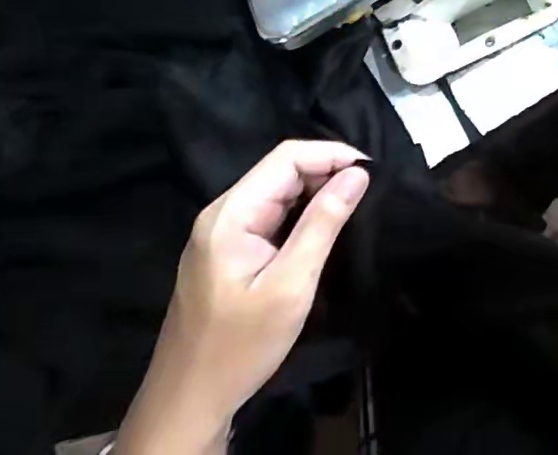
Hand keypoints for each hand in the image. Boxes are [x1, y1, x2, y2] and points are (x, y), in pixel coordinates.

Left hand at [121, 141, 369, 452]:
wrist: (186, 402)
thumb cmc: (240, 346)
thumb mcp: (290, 285)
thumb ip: (323, 223)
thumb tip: (357, 174)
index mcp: (231, 213)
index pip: (286, 158)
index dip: (331, 154)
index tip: (370, 170)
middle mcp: (223, 211)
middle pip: (281, 169)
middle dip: (326, 170)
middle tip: (367, 190)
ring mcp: (223, 229)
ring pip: (277, 189)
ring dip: (316, 190)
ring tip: (353, 203)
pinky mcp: (228, 247)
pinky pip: (270, 212)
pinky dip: (300, 210)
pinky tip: (323, 223)